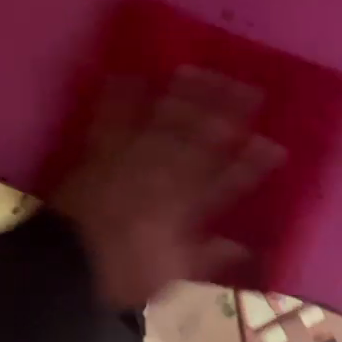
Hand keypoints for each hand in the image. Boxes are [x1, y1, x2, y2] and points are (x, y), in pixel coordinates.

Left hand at [52, 68, 284, 308]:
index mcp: (186, 204)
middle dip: (229, 109)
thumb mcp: (171, 272)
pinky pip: (114, 116)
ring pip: (166, 118)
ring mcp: (133, 155)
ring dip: (186, 93)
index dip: (254, 160)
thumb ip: (209, 256)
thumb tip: (244, 249)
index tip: (276, 145)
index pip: (229, 177)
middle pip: (203, 135)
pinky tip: (132, 73)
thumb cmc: (122, 271)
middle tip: (250, 88)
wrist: (65, 264)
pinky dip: (123, 94)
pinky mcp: (102, 150)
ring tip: (202, 70)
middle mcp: (165, 172)